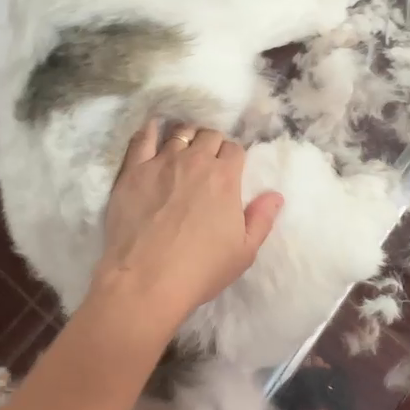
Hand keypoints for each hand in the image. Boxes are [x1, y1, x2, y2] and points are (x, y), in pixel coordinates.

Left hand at [90, 120, 282, 328]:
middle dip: (211, 143)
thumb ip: (262, 219)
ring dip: (186, 137)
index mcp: (225, 177)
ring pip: (179, 133)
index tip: (229, 168)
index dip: (233, 157)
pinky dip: (151, 130)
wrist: (145, 279)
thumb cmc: (200, 269)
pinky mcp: (134, 170)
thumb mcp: (244, 252)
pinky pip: (143, 138)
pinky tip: (154, 130)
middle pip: (208, 135)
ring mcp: (162, 162)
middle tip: (207, 160)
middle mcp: (195, 160)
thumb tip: (276, 195)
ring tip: (183, 148)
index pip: (235, 148)